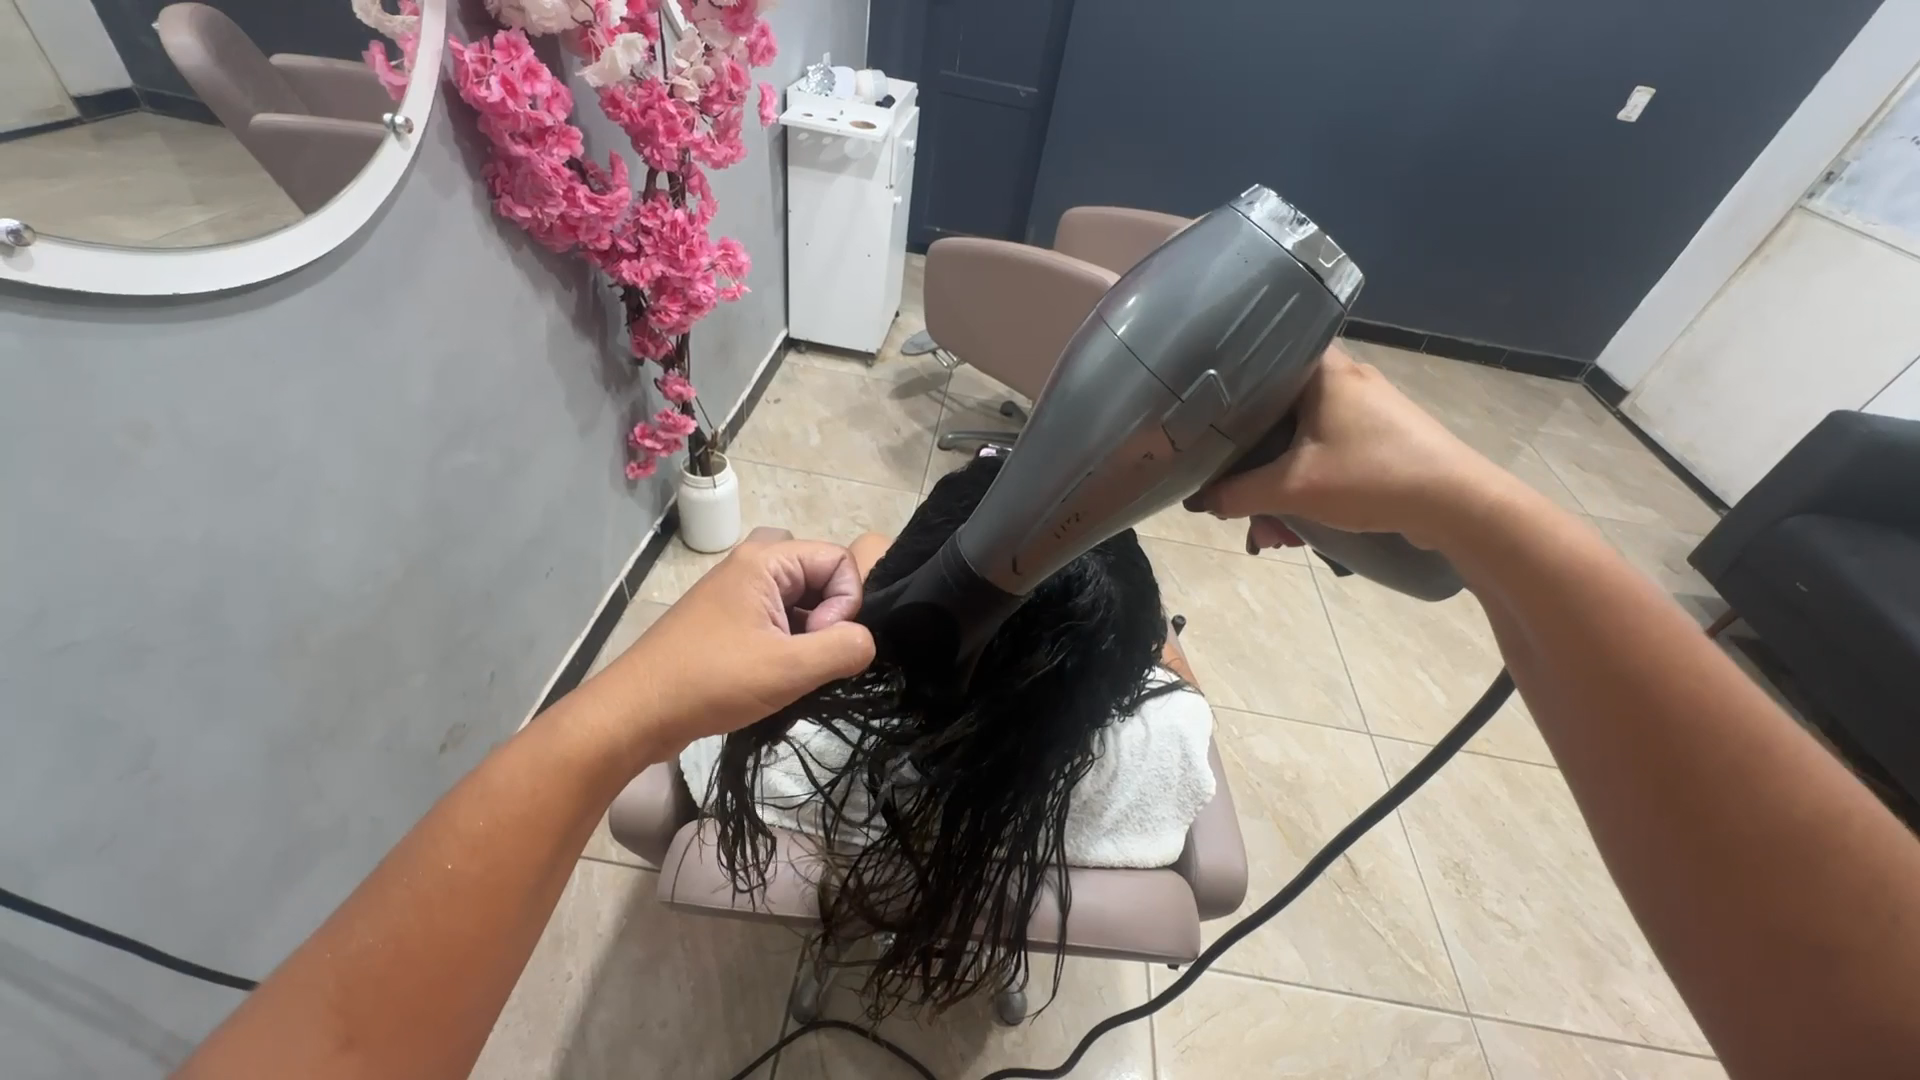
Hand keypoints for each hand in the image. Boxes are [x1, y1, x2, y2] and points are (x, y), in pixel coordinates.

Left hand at [592, 528, 875, 763]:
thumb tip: (866, 641)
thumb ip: (845, 648)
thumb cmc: (711, 682)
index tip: (825, 644)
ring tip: (795, 668)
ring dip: (810, 630)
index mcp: (765, 560)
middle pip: (820, 574)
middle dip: (831, 614)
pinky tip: (777, 674)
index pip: (840, 560)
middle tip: (812, 654)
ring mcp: (736, 592)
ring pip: (800, 598)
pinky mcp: (727, 620)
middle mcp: (751, 565)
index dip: (846, 603)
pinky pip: (777, 616)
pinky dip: (789, 640)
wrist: (635, 713)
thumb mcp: (790, 668)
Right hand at [1189, 346, 1517, 550]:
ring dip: (1278, 491)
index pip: (1260, 362)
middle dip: (1252, 470)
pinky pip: (1325, 458)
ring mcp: (1364, 411)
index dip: (1228, 393)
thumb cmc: (1372, 477)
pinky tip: (1299, 530)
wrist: (1459, 506)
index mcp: (1322, 371)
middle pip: (1274, 417)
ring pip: (1298, 446)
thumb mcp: (1292, 489)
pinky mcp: (1379, 439)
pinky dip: (1307, 490)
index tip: (1206, 423)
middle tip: (1237, 506)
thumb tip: (1199, 500)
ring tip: (1273, 535)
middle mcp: (1343, 381)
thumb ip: (1236, 494)